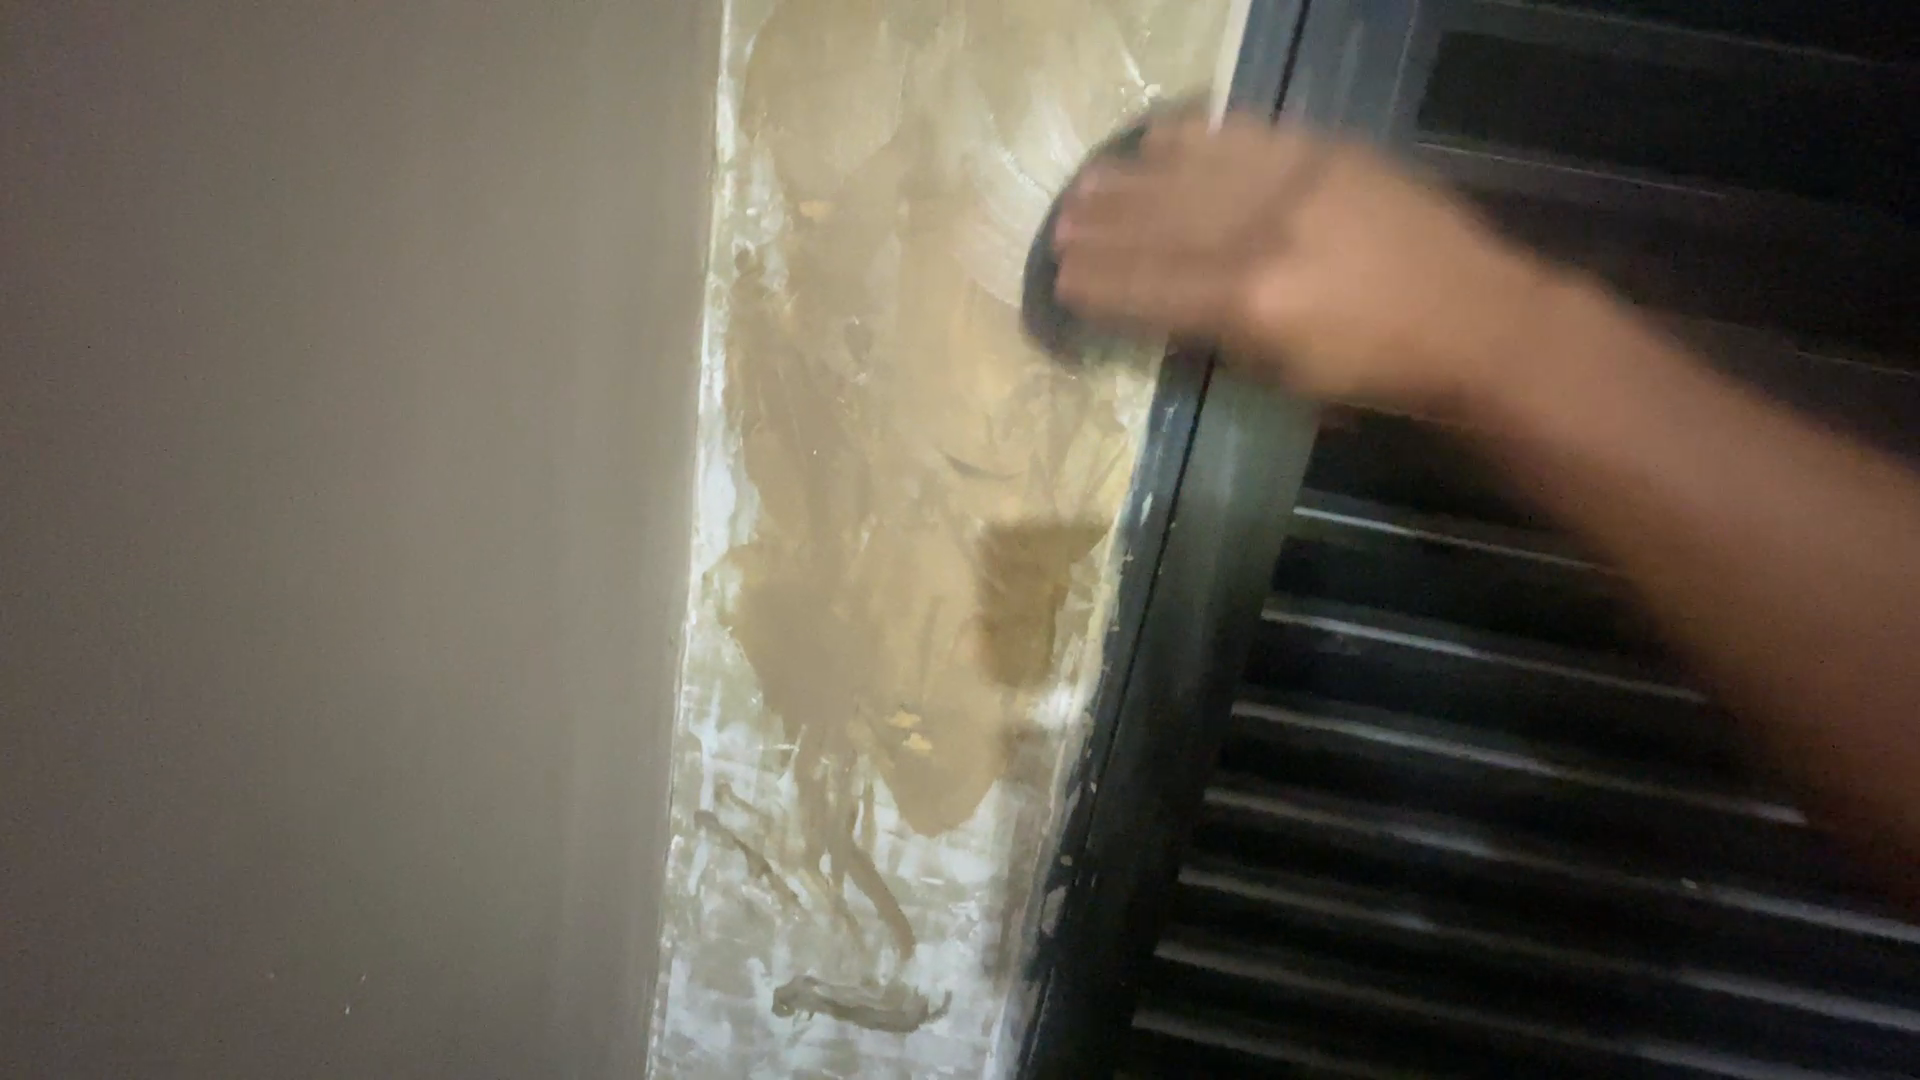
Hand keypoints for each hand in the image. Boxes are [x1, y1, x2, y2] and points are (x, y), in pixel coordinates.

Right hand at [1052, 114, 1558, 418]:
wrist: (1477, 322)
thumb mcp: (1282, 376)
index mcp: (1250, 303)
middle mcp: (1262, 234)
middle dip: (1103, 228)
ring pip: (1193, 177)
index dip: (1101, 285)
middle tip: (1059, 227)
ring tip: (1086, 182)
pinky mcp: (1329, 153)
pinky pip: (1246, 136)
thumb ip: (1214, 337)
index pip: (1151, 289)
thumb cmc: (1373, 375)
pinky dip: (1195, 136)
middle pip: (1160, 227)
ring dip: (1132, 180)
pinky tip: (1157, 136)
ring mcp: (1298, 183)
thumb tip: (1159, 311)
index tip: (1059, 280)